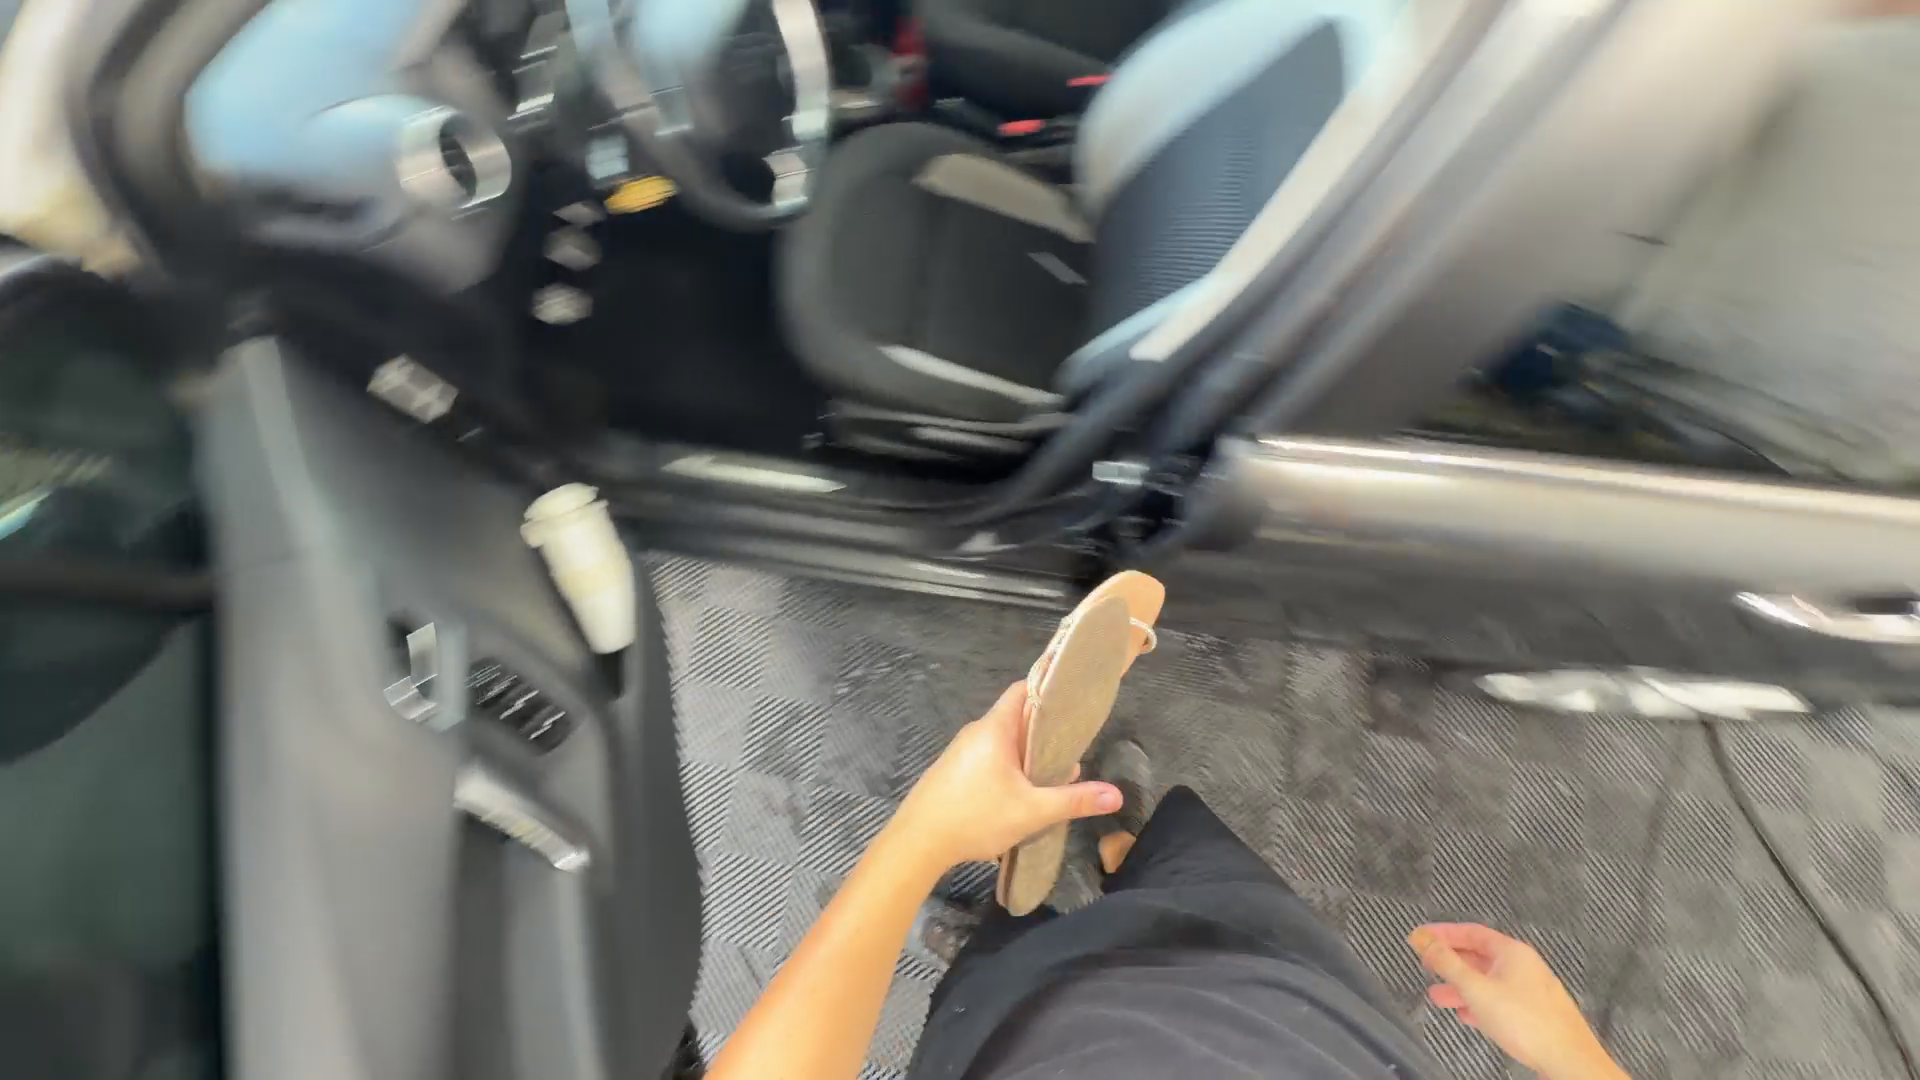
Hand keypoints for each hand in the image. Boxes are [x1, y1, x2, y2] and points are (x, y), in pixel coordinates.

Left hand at [890, 681, 1121, 871]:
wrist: (917, 842)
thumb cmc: (976, 816)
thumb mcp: (1032, 811)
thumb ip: (1074, 800)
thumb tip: (1116, 795)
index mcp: (995, 728)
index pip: (1023, 689)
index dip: (1047, 685)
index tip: (1073, 692)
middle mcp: (978, 731)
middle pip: (1017, 717)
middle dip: (1045, 729)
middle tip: (1075, 743)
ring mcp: (963, 751)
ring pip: (1004, 741)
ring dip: (1029, 752)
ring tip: (1055, 773)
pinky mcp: (955, 770)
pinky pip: (989, 757)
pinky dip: (1010, 765)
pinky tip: (1023, 791)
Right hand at [1408, 923, 1627, 1079]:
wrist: (1573, 1066)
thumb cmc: (1524, 1021)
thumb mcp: (1475, 988)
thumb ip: (1445, 961)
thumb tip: (1420, 936)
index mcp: (1512, 952)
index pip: (1470, 932)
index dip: (1442, 933)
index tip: (1420, 938)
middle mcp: (1524, 966)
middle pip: (1478, 957)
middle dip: (1449, 964)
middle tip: (1426, 967)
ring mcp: (1533, 991)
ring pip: (1488, 982)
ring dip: (1462, 987)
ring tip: (1439, 998)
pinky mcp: (1538, 1015)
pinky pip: (1501, 1000)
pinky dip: (1481, 1004)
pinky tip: (1468, 1016)